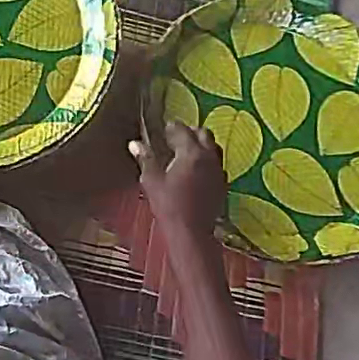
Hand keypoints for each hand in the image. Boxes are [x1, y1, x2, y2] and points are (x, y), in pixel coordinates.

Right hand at [131, 116, 225, 242]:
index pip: (182, 130)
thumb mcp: (152, 181)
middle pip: (204, 134)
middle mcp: (209, 157)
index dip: (172, 128)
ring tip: (187, 152)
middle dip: (190, 132)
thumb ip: (146, 159)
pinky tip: (197, 171)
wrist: (191, 231)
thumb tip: (135, 144)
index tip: (164, 129)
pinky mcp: (222, 184)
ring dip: (201, 145)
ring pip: (213, 148)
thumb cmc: (169, 205)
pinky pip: (217, 165)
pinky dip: (207, 162)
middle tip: (175, 138)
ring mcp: (218, 170)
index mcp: (191, 153)